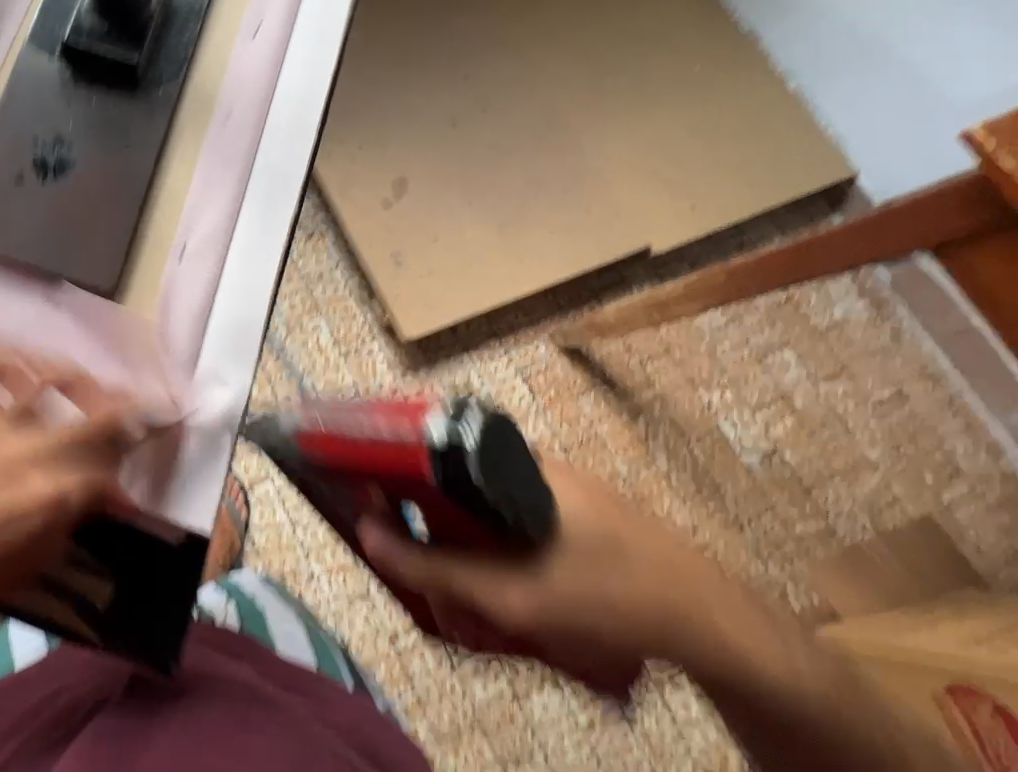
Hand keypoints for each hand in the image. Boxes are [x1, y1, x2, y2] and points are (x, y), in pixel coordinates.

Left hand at [0, 353, 149, 629]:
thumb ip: (71, 522)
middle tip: (132, 409)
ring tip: (79, 380)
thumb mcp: (35, 561)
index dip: (122, 485)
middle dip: (125, 410)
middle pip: (99, 414)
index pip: (111, 473)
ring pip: (48, 377)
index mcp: (57, 494)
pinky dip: (3, 360)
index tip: (122, 496)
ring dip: (74, 376)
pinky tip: (15, 363)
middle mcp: (35, 450)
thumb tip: (98, 501)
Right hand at [357, 462, 756, 681]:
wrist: (718, 628)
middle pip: (456, 491)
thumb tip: (365, 534)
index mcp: (516, 467)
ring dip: (474, 557)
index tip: (380, 518)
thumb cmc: (610, 599)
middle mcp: (537, 467)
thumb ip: (434, 568)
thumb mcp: (512, 596)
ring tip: (483, 608)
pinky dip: (504, 559)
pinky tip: (520, 601)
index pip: (430, 455)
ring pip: (488, 514)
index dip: (396, 484)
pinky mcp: (586, 514)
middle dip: (439, 540)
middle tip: (442, 589)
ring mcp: (566, 490)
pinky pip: (519, 527)